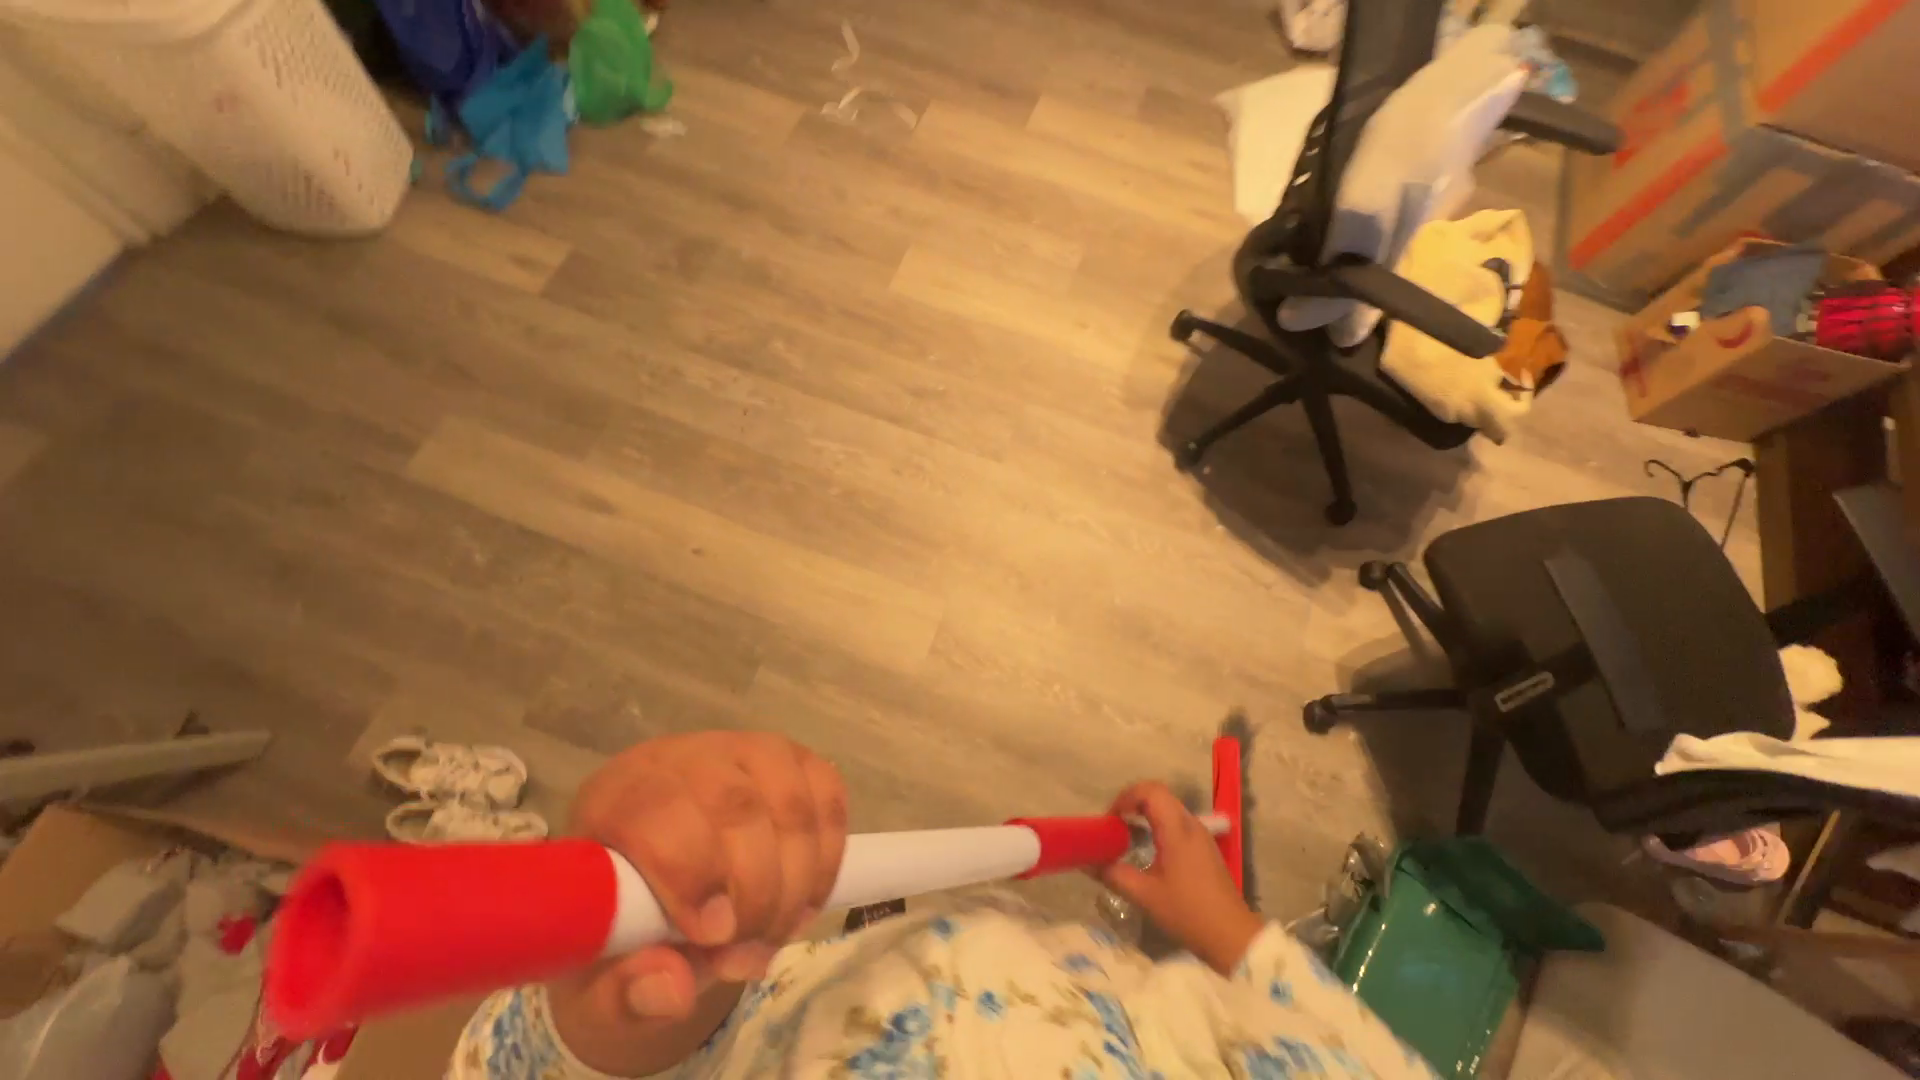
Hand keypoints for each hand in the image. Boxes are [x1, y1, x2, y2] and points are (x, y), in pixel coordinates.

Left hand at [560, 733, 847, 1020]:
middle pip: (732, 801)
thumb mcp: (604, 978)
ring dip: (796, 879)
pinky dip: (827, 855)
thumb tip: (671, 989)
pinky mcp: (794, 759)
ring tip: (777, 934)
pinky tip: (807, 899)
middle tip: (751, 951)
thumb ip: (623, 992)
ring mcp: (743, 751)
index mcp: (615, 799)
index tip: (715, 936)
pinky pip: (827, 793)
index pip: (655, 808)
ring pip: (788, 800)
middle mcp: (680, 759)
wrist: (670, 895)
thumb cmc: (630, 930)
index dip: (691, 871)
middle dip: (755, 889)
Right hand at [1098, 781, 1262, 974]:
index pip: (1151, 791)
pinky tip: (1149, 850)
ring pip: (1169, 808)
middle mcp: (1191, 825)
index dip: (1126, 797)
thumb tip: (1087, 863)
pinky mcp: (1205, 848)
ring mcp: (1201, 836)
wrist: (1232, 937)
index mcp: (1177, 830)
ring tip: (1126, 837)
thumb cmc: (1188, 913)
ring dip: (1145, 814)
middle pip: (1159, 795)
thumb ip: (1114, 875)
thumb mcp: (1144, 896)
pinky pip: (1177, 823)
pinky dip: (1158, 825)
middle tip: (1114, 825)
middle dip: (1132, 803)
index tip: (1111, 818)